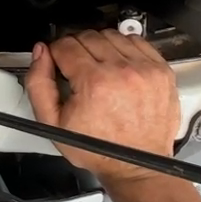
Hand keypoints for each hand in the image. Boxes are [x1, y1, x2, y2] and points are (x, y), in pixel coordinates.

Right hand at [25, 30, 183, 188]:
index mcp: (94, 82)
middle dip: (76, 48)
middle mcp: (123, 71)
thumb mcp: (53, 124)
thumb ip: (39, 84)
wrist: (137, 167)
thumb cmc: (98, 149)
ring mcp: (145, 70)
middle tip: (75, 68)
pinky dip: (123, 48)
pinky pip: (137, 41)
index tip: (58, 63)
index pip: (65, 45)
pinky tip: (117, 65)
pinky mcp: (162, 71)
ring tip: (97, 67)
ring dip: (100, 45)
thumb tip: (40, 53)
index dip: (56, 53)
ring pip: (112, 34)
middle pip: (88, 36)